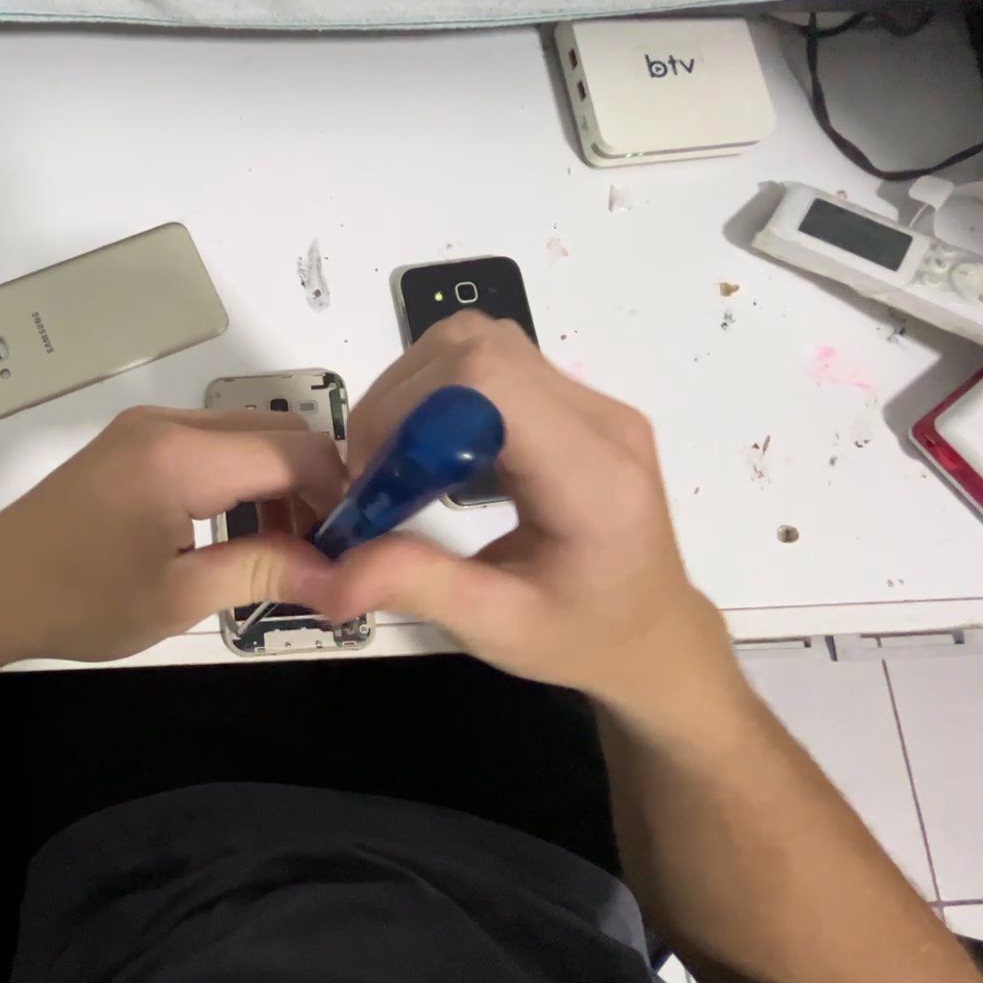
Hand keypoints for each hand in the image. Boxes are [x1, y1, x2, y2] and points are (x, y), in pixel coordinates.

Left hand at [0, 407, 345, 663]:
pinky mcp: (133, 443)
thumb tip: (341, 575)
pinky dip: (238, 479)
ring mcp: (146, 428)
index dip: (338, 493)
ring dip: (275, 483)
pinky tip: (232, 529)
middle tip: (319, 552)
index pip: (294, 451)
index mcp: (179, 456)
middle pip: (275, 432)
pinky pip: (210, 444)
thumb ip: (262, 572)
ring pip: (245, 436)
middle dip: (311, 486)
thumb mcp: (177, 598)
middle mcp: (166, 424)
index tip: (352, 545)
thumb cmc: (76, 602)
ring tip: (278, 548)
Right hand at [299, 312, 736, 710]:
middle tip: (372, 477)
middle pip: (474, 348)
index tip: (372, 480)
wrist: (651, 636)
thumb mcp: (498, 629)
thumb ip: (419, 585)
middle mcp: (596, 418)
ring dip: (410, 394)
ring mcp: (585, 401)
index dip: (407, 411)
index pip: (488, 381)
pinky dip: (431, 396)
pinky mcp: (566, 402)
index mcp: (590, 476)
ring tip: (395, 465)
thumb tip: (331, 564)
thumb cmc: (584, 638)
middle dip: (396, 403)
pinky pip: (484, 363)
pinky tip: (427, 456)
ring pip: (474, 343)